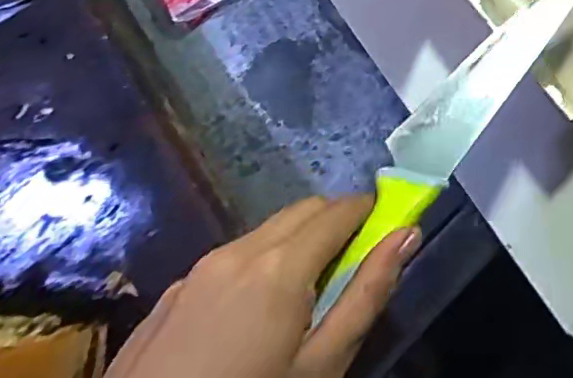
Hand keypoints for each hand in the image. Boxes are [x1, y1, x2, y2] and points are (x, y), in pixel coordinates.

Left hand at [106, 195, 418, 377]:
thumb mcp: (321, 365)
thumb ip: (368, 293)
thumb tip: (408, 233)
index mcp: (280, 264)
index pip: (344, 209)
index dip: (372, 214)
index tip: (385, 234)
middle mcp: (238, 252)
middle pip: (305, 210)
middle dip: (336, 222)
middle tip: (350, 264)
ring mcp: (193, 275)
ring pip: (266, 232)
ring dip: (296, 242)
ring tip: (300, 295)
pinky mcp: (164, 301)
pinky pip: (227, 262)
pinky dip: (255, 266)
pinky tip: (247, 317)